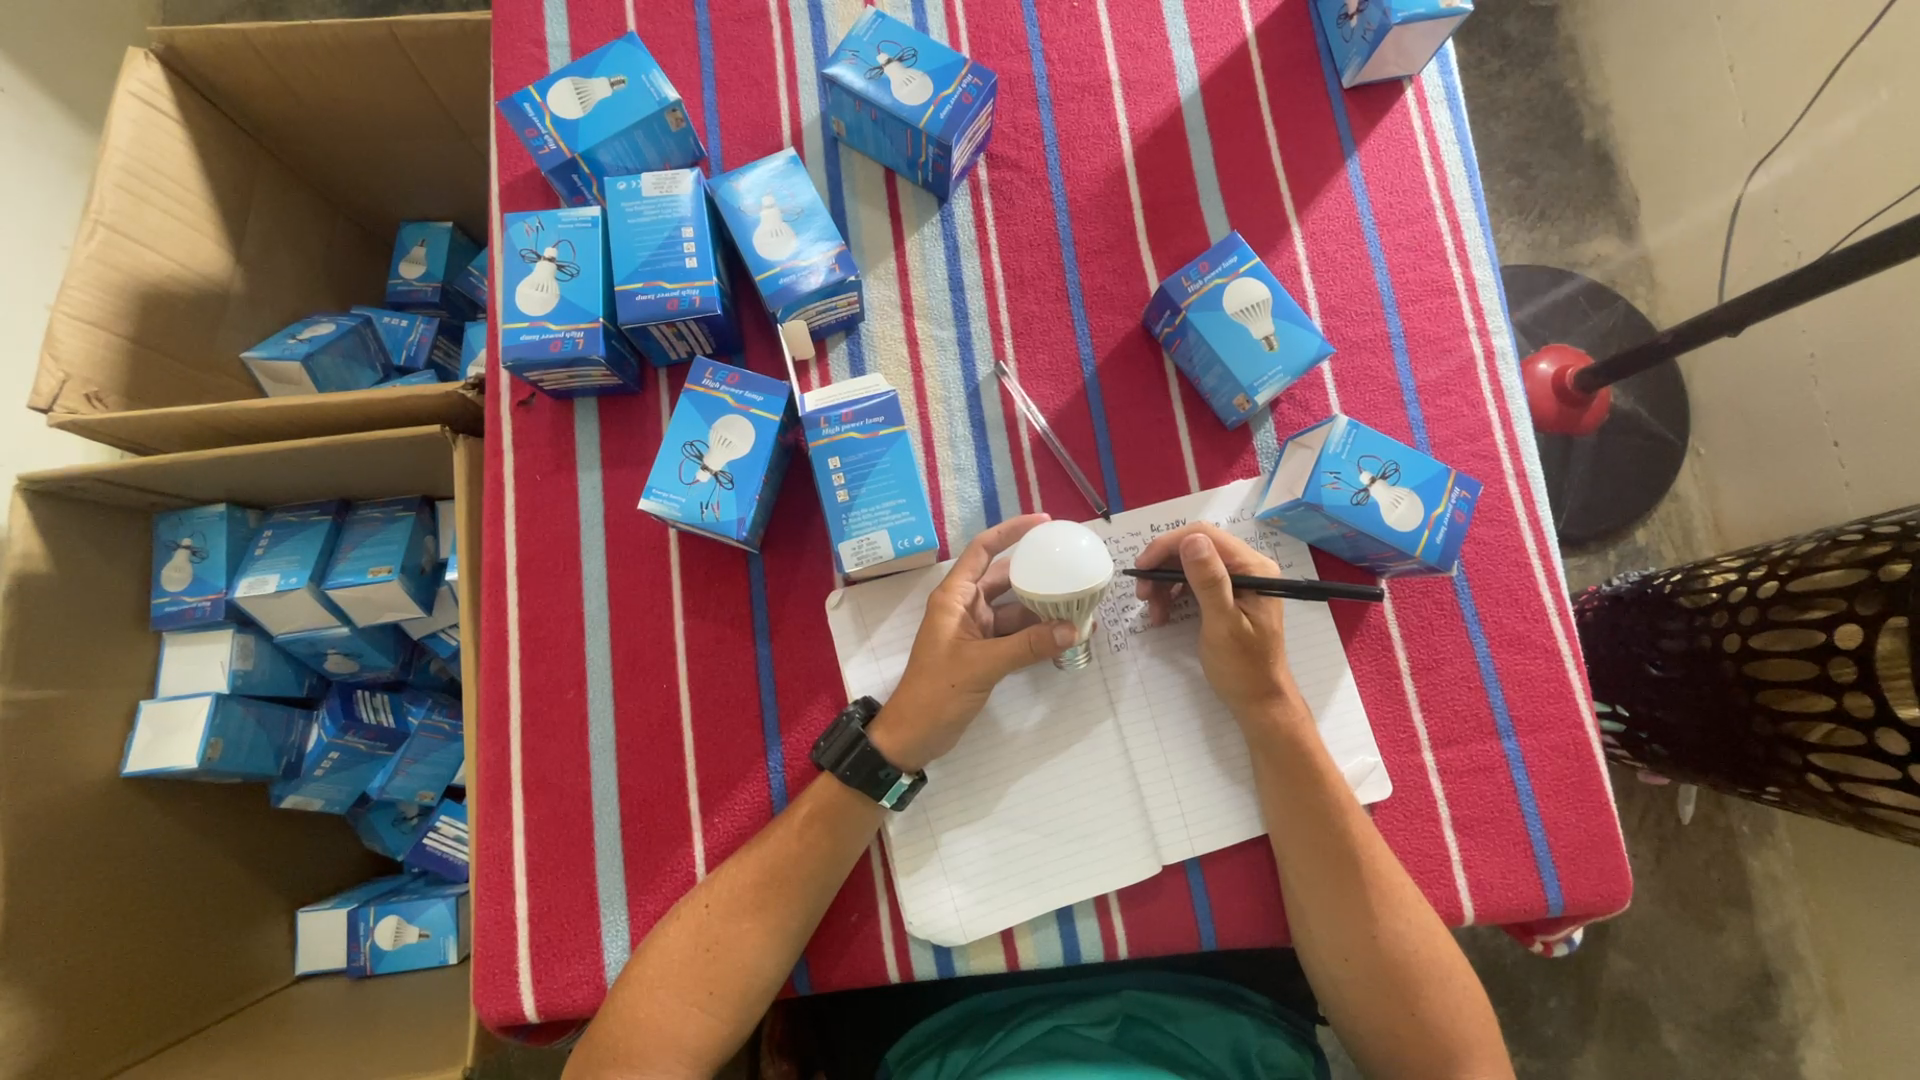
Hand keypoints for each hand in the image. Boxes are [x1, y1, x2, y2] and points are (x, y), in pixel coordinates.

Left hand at [866, 515, 1078, 772]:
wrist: (914, 735)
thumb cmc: (936, 692)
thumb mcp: (982, 665)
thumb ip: (1027, 646)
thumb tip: (1072, 630)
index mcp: (954, 597)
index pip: (982, 550)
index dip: (1010, 531)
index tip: (1044, 522)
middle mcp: (965, 607)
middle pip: (1005, 579)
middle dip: (1038, 575)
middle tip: (1074, 568)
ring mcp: (975, 631)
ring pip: (1015, 610)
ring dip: (1043, 610)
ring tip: (1082, 607)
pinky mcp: (984, 654)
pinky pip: (1016, 636)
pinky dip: (1038, 635)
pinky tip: (1066, 636)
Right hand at [1134, 524, 1304, 727]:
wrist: (1258, 700)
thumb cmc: (1243, 667)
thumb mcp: (1223, 623)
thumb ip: (1209, 581)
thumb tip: (1190, 540)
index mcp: (1254, 568)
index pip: (1205, 536)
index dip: (1168, 546)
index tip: (1142, 568)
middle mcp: (1247, 567)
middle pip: (1194, 549)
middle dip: (1163, 567)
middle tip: (1142, 594)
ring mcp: (1237, 581)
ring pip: (1189, 565)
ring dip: (1164, 583)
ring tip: (1152, 610)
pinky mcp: (1226, 595)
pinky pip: (1192, 583)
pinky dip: (1173, 594)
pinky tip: (1162, 614)